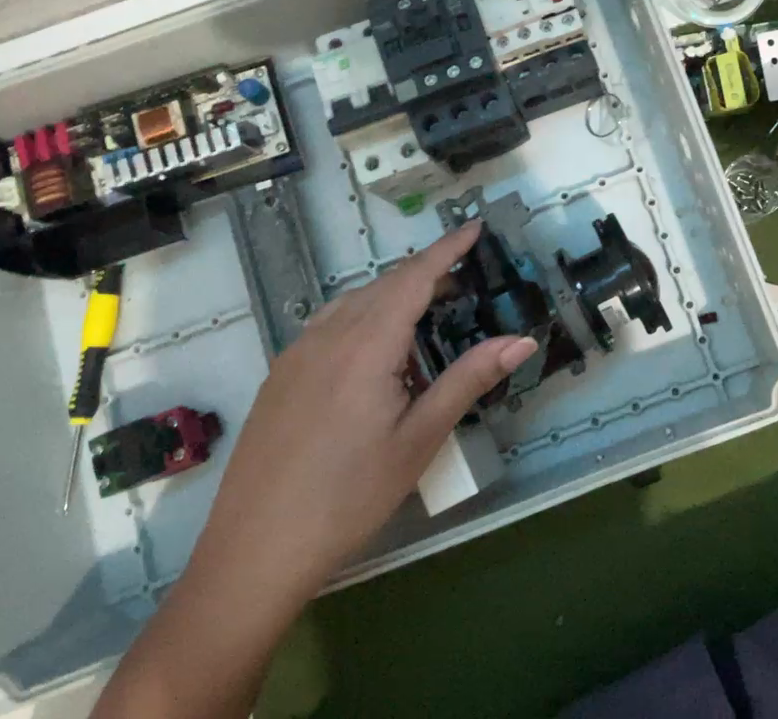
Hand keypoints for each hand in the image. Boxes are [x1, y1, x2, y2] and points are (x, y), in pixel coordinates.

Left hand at [189, 222, 535, 597]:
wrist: (256, 549)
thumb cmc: (349, 496)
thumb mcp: (419, 439)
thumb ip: (468, 380)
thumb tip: (521, 339)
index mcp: (365, 346)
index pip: (413, 278)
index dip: (446, 250)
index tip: (475, 227)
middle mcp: (326, 337)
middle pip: (382, 286)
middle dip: (424, 272)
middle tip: (463, 277)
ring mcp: (295, 356)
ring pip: (352, 304)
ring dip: (391, 294)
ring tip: (425, 309)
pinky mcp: (279, 378)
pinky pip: (328, 326)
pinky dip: (362, 317)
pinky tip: (374, 349)